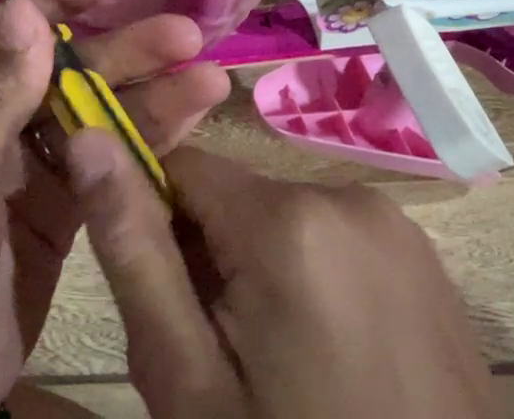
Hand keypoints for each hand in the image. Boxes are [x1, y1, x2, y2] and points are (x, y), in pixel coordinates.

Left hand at [0, 0, 230, 418]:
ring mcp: (25, 167)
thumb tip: (28, 12)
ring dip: (144, 96)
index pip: (8, 32)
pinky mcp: (58, 211)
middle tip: (187, 34)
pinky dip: (141, 146)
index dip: (61, 0)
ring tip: (207, 76)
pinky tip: (187, 126)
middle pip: (60, 71)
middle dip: (120, 50)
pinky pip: (102, 165)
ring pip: (90, 116)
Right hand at [67, 136, 499, 418]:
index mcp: (287, 219)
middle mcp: (350, 198)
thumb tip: (86, 138)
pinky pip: (328, 239)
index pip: (176, 166)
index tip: (161, 297)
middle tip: (216, 351)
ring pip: (275, 217)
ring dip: (253, 269)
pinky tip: (322, 357)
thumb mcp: (186, 374)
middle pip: (229, 196)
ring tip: (272, 362)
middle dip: (206, 255)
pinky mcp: (427, 262)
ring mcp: (399, 229)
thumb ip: (133, 248)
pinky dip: (306, 280)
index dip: (152, 223)